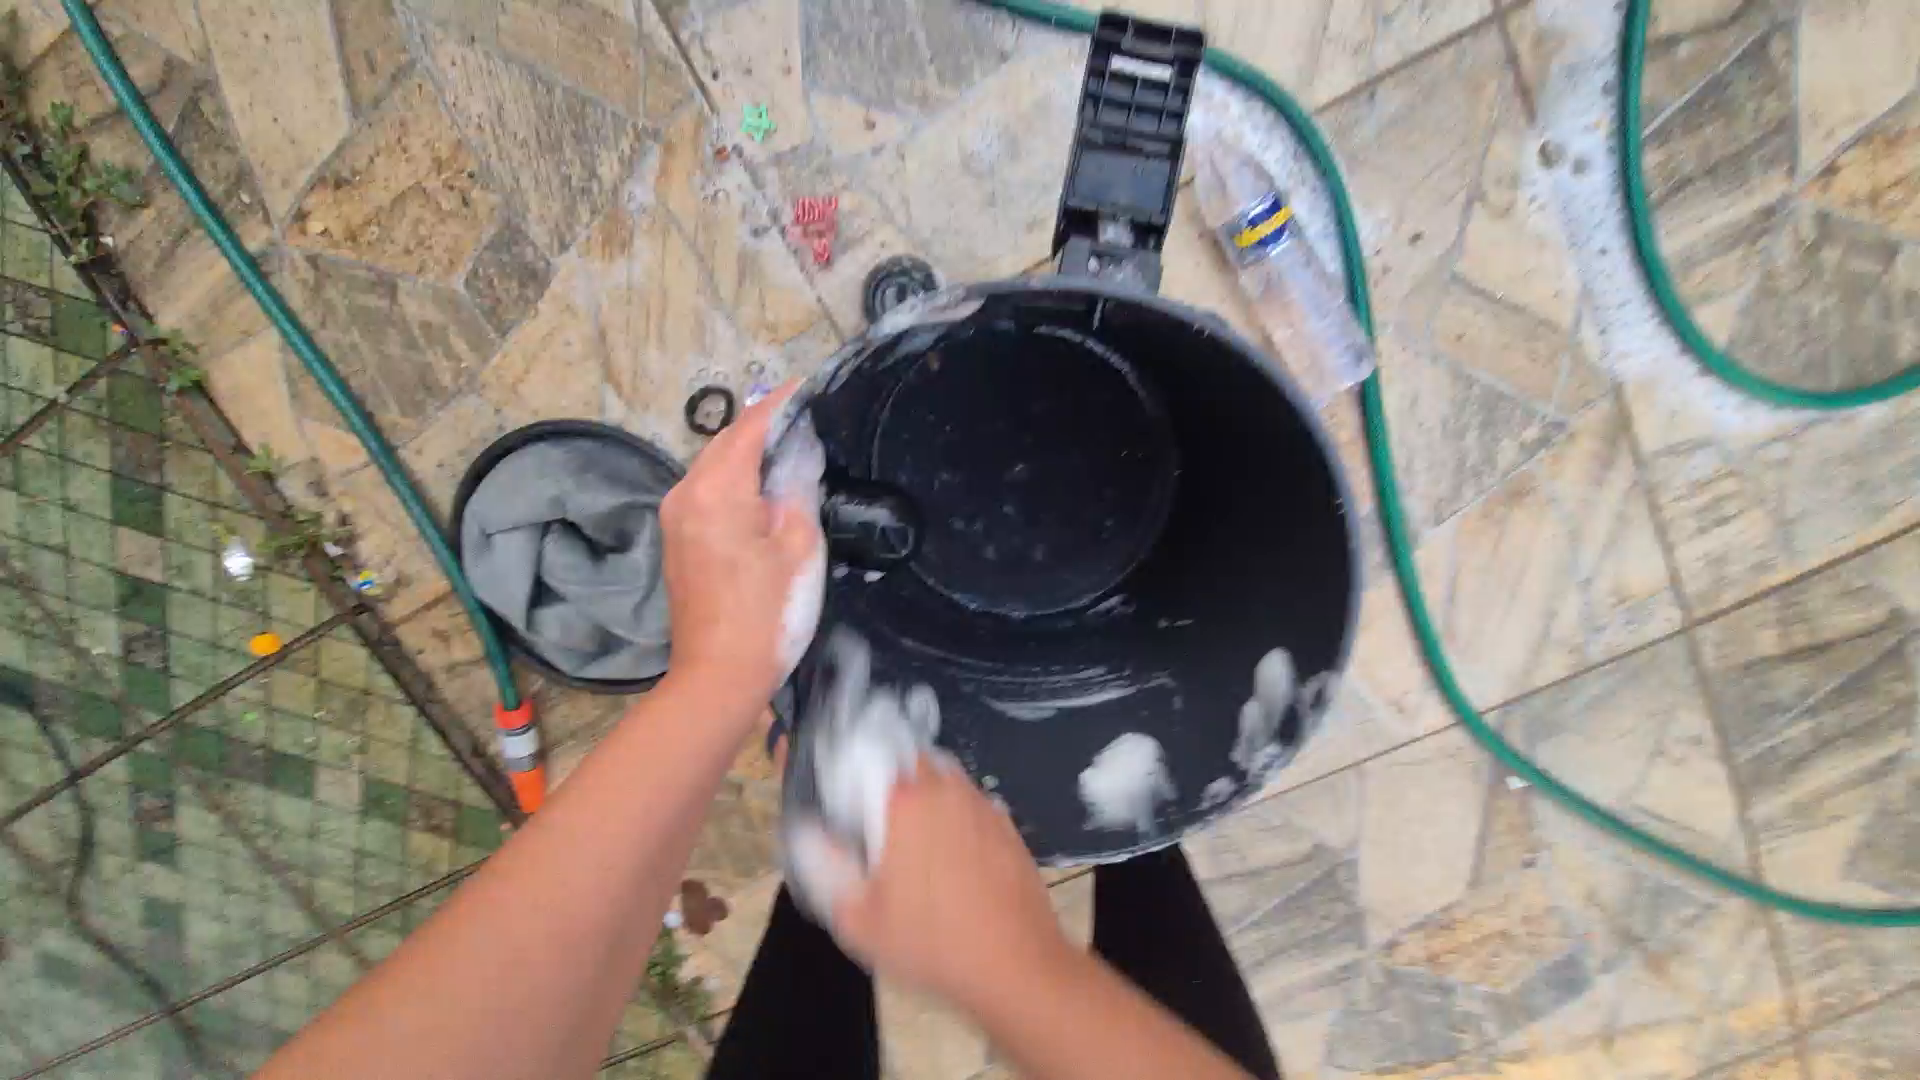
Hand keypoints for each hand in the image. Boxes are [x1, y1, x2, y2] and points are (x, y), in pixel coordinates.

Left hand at [659, 381, 822, 718]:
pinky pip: (709, 491)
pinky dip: (738, 478)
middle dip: (766, 424)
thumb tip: (798, 457)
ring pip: (716, 466)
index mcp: (715, 490)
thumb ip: (797, 489)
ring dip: (751, 452)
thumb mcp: (800, 546)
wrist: (719, 677)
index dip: (783, 402)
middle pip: (727, 441)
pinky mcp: (678, 539)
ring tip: (794, 446)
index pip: (750, 426)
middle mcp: (684, 493)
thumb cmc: (769, 613)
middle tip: (810, 417)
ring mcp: (675, 518)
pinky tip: (767, 485)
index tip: (812, 385)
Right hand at [827, 756, 1073, 1014]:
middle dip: (895, 783)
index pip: (872, 758)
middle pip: (912, 764)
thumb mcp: (860, 921)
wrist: (1014, 963)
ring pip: (948, 782)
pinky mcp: (1008, 826)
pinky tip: (958, 858)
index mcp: (905, 801)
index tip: (852, 806)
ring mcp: (983, 804)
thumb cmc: (931, 942)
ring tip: (920, 842)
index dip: (857, 778)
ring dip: (931, 798)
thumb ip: (826, 870)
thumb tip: (810, 836)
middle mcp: (946, 789)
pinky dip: (961, 819)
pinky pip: (975, 807)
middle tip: (883, 824)